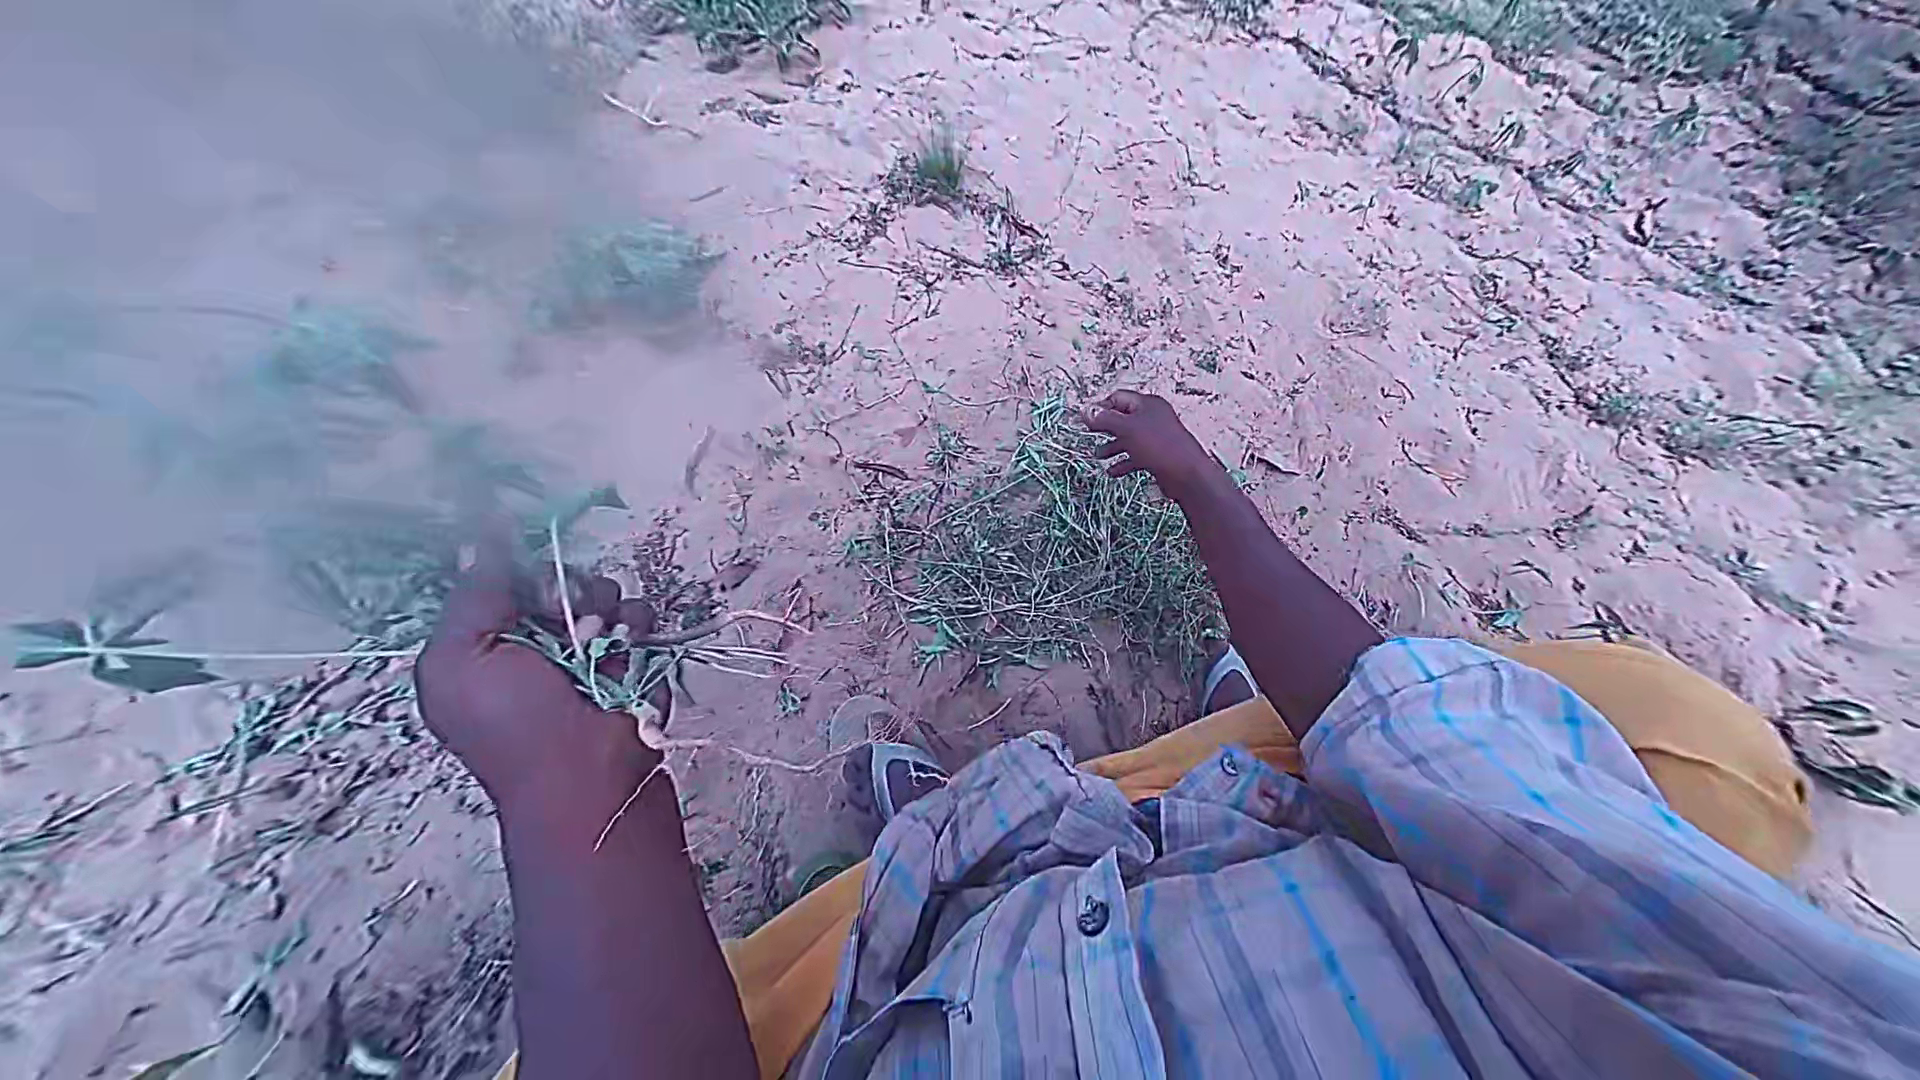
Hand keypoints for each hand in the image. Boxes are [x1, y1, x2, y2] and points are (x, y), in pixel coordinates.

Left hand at [414, 535, 659, 820]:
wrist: (587, 775)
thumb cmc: (515, 724)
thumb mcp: (463, 660)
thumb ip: (472, 597)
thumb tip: (477, 540)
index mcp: (487, 641)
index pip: (503, 578)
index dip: (517, 570)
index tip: (528, 577)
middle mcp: (537, 639)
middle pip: (557, 578)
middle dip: (564, 587)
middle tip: (564, 613)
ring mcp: (589, 645)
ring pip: (602, 591)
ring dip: (604, 605)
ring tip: (601, 635)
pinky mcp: (633, 652)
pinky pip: (638, 614)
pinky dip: (636, 621)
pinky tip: (628, 641)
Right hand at [1085, 390, 1217, 499]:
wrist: (1186, 474)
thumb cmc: (1160, 446)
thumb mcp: (1127, 429)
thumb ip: (1104, 420)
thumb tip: (1086, 411)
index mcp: (1147, 405)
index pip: (1118, 398)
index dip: (1100, 407)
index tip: (1086, 419)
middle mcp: (1152, 418)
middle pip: (1122, 418)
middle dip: (1105, 427)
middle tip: (1090, 433)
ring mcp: (1156, 437)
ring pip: (1128, 439)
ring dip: (1112, 447)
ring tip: (1099, 455)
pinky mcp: (1157, 455)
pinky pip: (1135, 456)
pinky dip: (1123, 462)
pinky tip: (1113, 471)